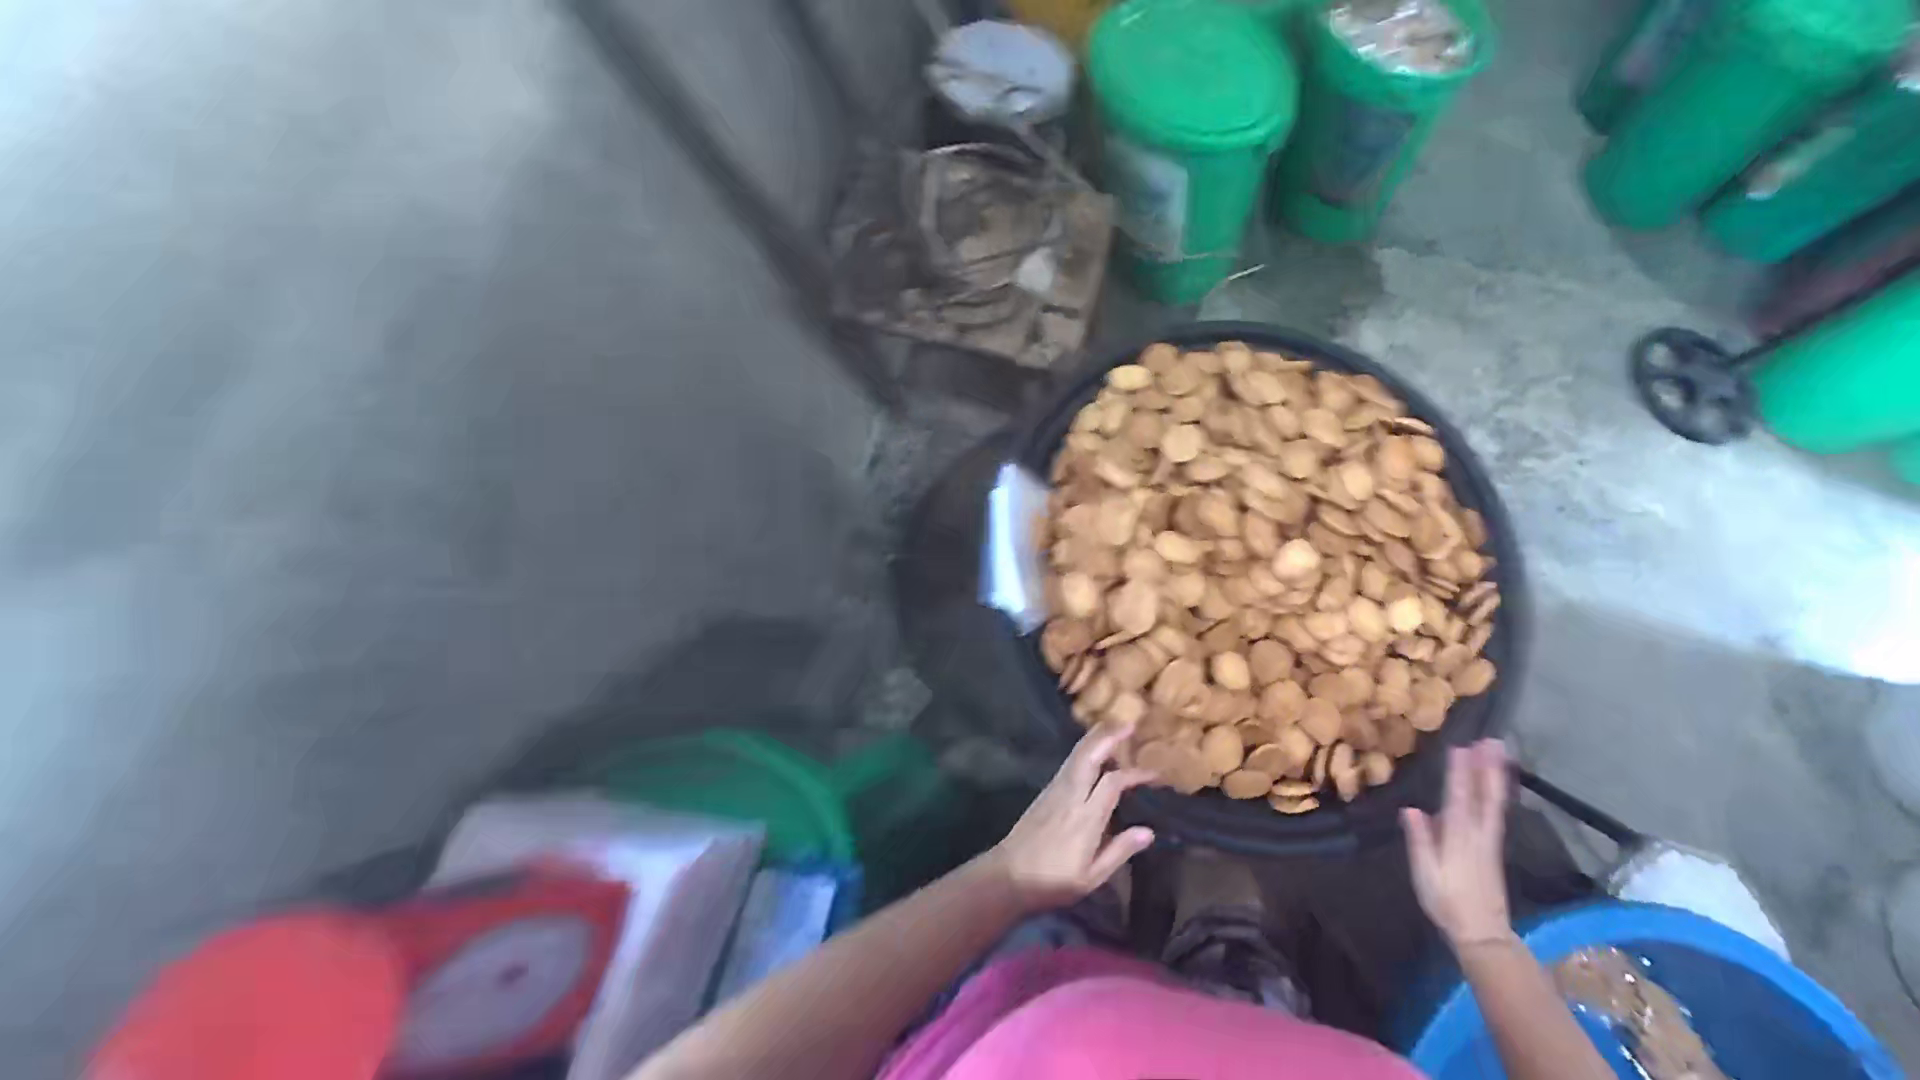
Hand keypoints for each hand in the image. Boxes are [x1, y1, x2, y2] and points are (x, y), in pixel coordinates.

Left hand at [982, 720, 1156, 911]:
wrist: (1009, 874)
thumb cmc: (1054, 880)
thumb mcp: (1092, 877)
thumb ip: (1119, 851)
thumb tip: (1148, 831)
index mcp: (1085, 817)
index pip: (1113, 783)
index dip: (1134, 773)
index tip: (1154, 773)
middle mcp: (1070, 796)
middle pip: (1089, 756)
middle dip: (1108, 736)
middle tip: (1129, 724)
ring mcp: (1055, 790)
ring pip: (1076, 755)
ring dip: (1095, 738)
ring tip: (1114, 728)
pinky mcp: (1046, 791)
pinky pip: (1069, 763)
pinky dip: (1084, 750)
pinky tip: (1093, 751)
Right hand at [1404, 739, 1514, 949]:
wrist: (1482, 933)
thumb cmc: (1446, 901)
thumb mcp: (1425, 873)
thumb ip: (1421, 841)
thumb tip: (1411, 808)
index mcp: (1459, 838)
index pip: (1459, 798)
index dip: (1461, 773)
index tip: (1461, 747)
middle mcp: (1479, 834)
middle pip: (1486, 796)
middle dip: (1488, 768)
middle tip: (1492, 741)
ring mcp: (1489, 841)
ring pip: (1495, 802)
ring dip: (1496, 776)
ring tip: (1497, 753)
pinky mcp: (1492, 847)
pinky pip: (1496, 812)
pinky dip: (1497, 793)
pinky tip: (1496, 784)